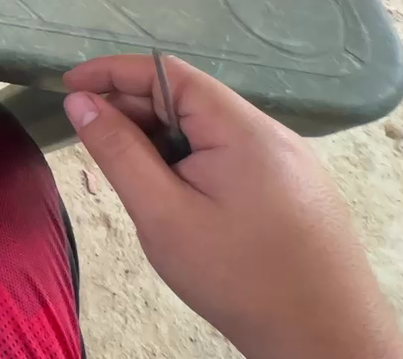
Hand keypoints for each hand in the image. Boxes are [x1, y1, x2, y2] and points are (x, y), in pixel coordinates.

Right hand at [64, 55, 402, 358]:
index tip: (69, 89)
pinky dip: (187, 158)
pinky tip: (177, 196)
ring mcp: (290, 165)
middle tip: (99, 145)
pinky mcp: (295, 191)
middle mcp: (273, 137)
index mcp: (245, 132)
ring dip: (159, 138)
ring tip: (139, 180)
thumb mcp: (161, 212)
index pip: (167, 73)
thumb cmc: (239, 279)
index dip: (112, 72)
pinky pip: (227, 152)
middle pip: (186, 97)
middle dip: (133, 110)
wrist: (333, 353)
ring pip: (204, 127)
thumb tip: (79, 101)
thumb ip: (116, 148)